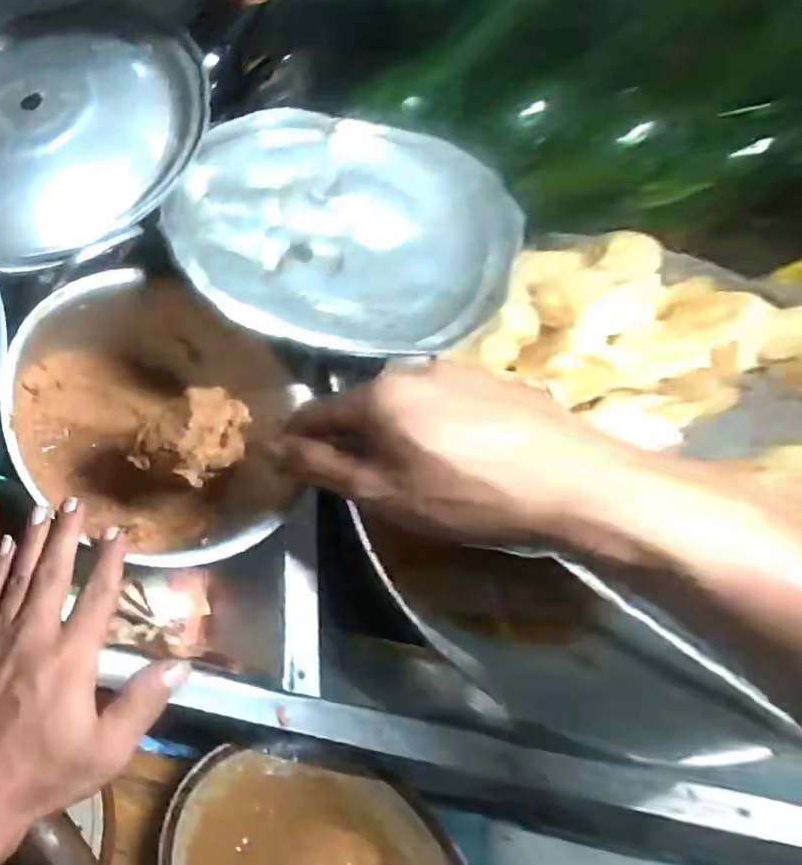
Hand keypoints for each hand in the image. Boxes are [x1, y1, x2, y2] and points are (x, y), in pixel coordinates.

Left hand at [0, 498, 187, 863]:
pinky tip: (1, 546)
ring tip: (40, 508)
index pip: (98, 598)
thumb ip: (141, 703)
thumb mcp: (106, 750)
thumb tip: (179, 666)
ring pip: (17, 574)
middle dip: (65, 534)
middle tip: (73, 500)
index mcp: (71, 658)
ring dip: (30, 539)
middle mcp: (33, 633)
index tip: (118, 532)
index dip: (110, 562)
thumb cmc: (43, 770)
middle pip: (53, 572)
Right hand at [279, 361, 654, 553]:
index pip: (310, 413)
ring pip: (399, 402)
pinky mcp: (500, 383)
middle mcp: (413, 370)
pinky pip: (440, 401)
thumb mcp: (378, 490)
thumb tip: (271, 446)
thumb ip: (316, 465)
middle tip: (357, 475)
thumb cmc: (468, 495)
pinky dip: (429, 423)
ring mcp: (461, 371)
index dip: (294, 442)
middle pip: (356, 405)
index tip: (294, 468)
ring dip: (389, 429)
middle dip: (346, 436)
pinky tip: (454, 455)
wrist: (592, 490)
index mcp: (377, 393)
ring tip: (408, 466)